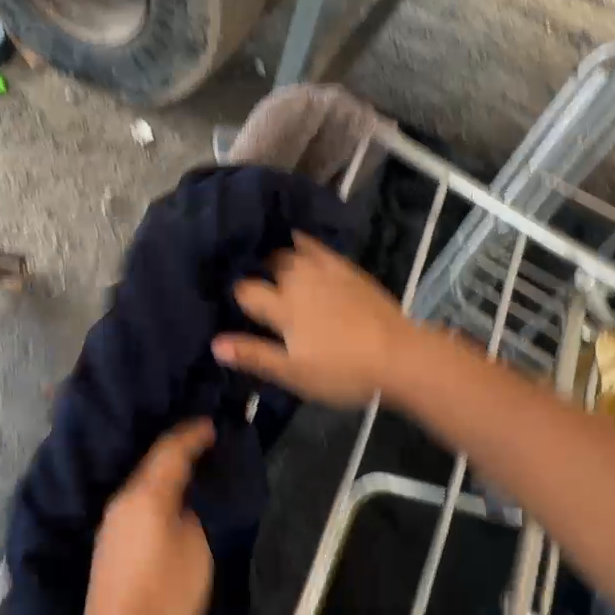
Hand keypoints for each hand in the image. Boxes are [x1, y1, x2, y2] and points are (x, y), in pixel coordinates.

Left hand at [85, 418, 214, 614]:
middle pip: (151, 461)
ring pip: (142, 480)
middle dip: (177, 449)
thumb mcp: (195, 549)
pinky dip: (153, 490)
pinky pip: (135, 499)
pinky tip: (166, 498)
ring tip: (188, 468)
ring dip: (163, 471)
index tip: (211, 423)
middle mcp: (123, 495)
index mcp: (145, 491)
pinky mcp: (108, 538)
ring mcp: (111, 517)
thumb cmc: (165, 588)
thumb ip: (193, 512)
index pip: (170, 449)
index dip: (192, 433)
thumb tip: (186, 498)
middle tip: (202, 441)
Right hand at [212, 230, 418, 407]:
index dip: (236, 294)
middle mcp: (296, 278)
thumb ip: (255, 355)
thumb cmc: (343, 370)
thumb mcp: (295, 373)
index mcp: (281, 305)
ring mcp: (321, 268)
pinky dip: (298, 241)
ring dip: (273, 254)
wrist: (400, 355)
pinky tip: (295, 242)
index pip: (245, 290)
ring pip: (287, 251)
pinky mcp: (343, 265)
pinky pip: (313, 245)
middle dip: (254, 270)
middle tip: (249, 280)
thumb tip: (214, 343)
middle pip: (264, 264)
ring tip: (265, 259)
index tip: (230, 299)